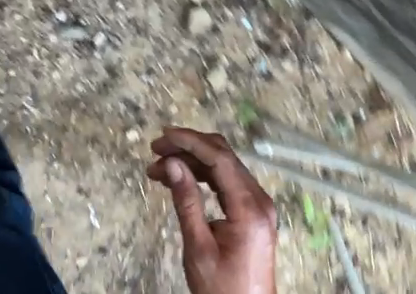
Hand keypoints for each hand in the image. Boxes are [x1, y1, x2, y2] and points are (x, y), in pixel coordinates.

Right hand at [147, 127, 276, 293]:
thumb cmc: (221, 288)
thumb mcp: (198, 248)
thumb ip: (186, 202)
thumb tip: (170, 163)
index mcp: (249, 207)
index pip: (219, 158)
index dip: (189, 141)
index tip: (162, 137)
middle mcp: (259, 199)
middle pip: (222, 156)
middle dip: (187, 147)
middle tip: (156, 150)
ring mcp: (258, 205)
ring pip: (223, 166)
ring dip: (191, 161)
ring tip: (159, 168)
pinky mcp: (252, 212)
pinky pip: (227, 181)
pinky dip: (202, 174)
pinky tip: (179, 179)